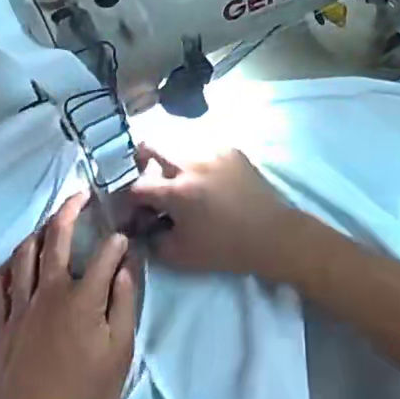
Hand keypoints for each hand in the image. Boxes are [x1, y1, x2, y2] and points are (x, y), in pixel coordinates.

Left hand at [0, 192, 137, 398]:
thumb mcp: (120, 356)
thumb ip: (124, 305)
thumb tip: (126, 267)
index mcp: (82, 300)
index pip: (104, 254)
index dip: (118, 241)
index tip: (126, 237)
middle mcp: (47, 295)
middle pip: (56, 240)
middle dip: (71, 211)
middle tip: (81, 195)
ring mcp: (17, 311)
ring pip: (23, 257)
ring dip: (39, 232)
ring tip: (50, 222)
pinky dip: (4, 270)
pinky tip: (12, 264)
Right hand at [124, 141, 304, 283]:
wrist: (270, 233)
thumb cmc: (223, 248)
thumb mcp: (179, 254)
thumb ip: (151, 240)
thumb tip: (139, 226)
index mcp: (178, 190)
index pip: (136, 185)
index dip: (129, 199)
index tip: (133, 208)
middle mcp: (193, 163)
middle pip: (151, 145)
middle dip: (142, 161)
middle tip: (148, 179)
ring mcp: (214, 152)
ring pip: (178, 144)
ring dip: (170, 160)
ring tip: (178, 180)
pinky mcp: (231, 150)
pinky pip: (203, 148)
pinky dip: (196, 161)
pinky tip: (205, 179)